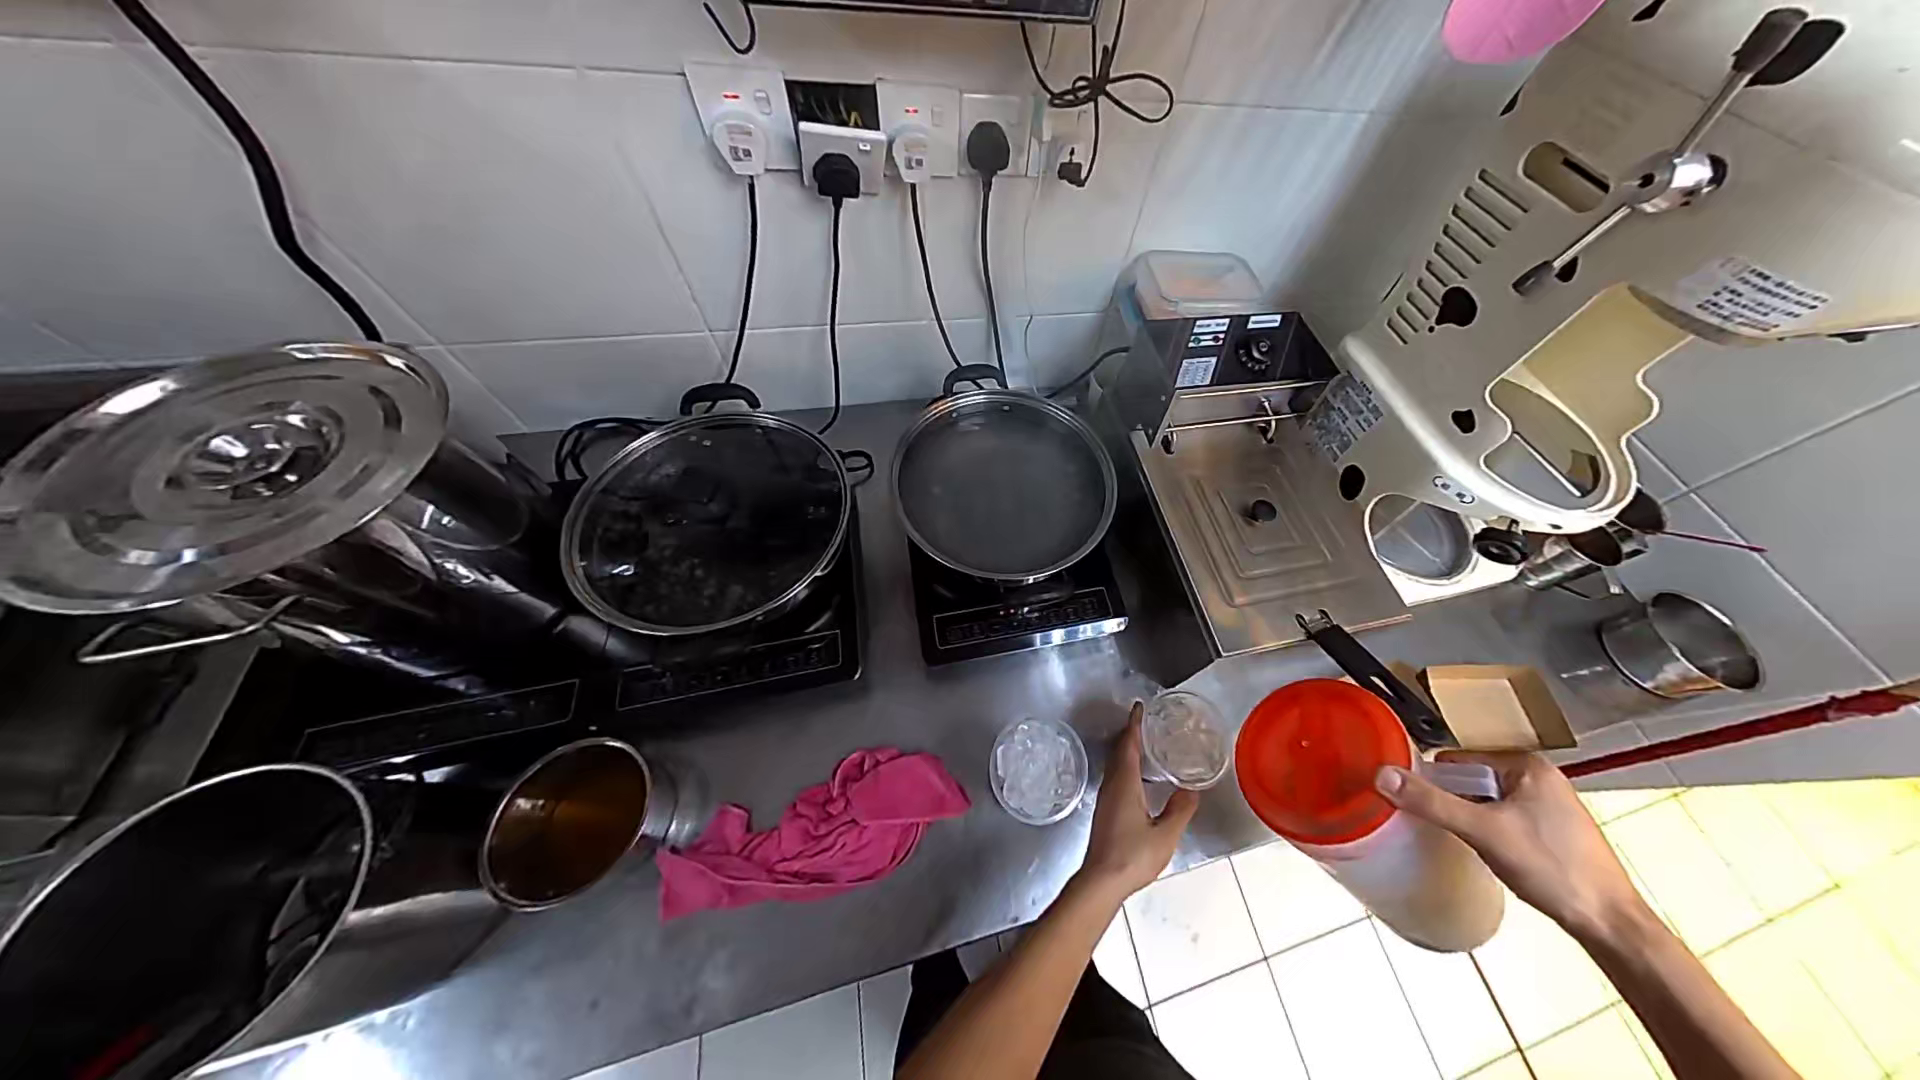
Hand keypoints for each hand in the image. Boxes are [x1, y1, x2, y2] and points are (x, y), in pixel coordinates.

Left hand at [1077, 703, 1200, 902]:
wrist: (1102, 879)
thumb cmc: (1133, 855)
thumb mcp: (1165, 834)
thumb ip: (1179, 810)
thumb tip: (1191, 789)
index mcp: (1124, 784)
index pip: (1128, 746)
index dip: (1134, 725)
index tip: (1139, 707)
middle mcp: (1111, 785)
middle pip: (1119, 752)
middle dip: (1131, 734)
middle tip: (1146, 722)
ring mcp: (1106, 798)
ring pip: (1116, 765)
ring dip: (1127, 750)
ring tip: (1144, 745)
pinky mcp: (1105, 811)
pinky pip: (1116, 777)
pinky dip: (1126, 767)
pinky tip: (1138, 779)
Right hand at [1376, 751, 1651, 944]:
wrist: (1611, 924)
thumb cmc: (1553, 870)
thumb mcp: (1483, 831)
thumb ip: (1431, 801)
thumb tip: (1382, 775)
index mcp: (1527, 765)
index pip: (1456, 760)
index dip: (1435, 782)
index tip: (1427, 807)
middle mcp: (1539, 776)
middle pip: (1468, 779)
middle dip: (1454, 802)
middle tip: (1453, 829)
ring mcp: (1547, 802)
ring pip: (1483, 800)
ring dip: (1470, 818)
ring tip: (1472, 842)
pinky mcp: (1550, 827)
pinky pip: (1500, 816)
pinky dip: (1487, 830)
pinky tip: (1490, 851)